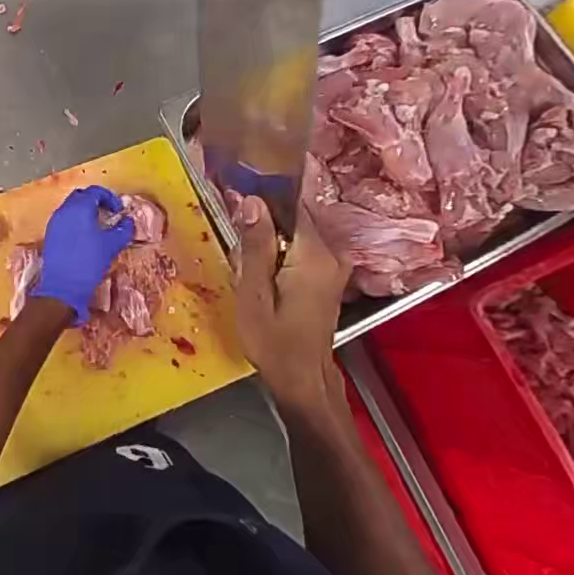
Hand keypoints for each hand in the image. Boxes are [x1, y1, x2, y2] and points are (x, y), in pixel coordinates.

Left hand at [32, 186, 134, 323]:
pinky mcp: (50, 236)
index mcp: (79, 208)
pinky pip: (65, 221)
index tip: (118, 210)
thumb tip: (128, 222)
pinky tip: (85, 238)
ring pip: (71, 208)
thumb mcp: (111, 245)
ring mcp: (54, 223)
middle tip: (108, 214)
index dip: (110, 198)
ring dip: (85, 212)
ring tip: (98, 227)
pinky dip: (76, 222)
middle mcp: (63, 211)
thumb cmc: (89, 263)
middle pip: (81, 197)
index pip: (95, 192)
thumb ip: (123, 230)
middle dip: (96, 201)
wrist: (62, 288)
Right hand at [232, 195, 348, 409]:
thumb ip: (255, 247)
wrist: (302, 378)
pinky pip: (303, 248)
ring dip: (270, 239)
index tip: (237, 196)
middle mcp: (333, 253)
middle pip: (294, 217)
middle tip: (237, 245)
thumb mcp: (253, 296)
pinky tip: (263, 273)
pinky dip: (282, 252)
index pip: (292, 204)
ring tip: (249, 265)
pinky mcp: (330, 274)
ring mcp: (335, 264)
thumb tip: (252, 201)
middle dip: (263, 223)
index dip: (263, 196)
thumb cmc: (273, 343)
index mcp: (315, 255)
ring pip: (297, 232)